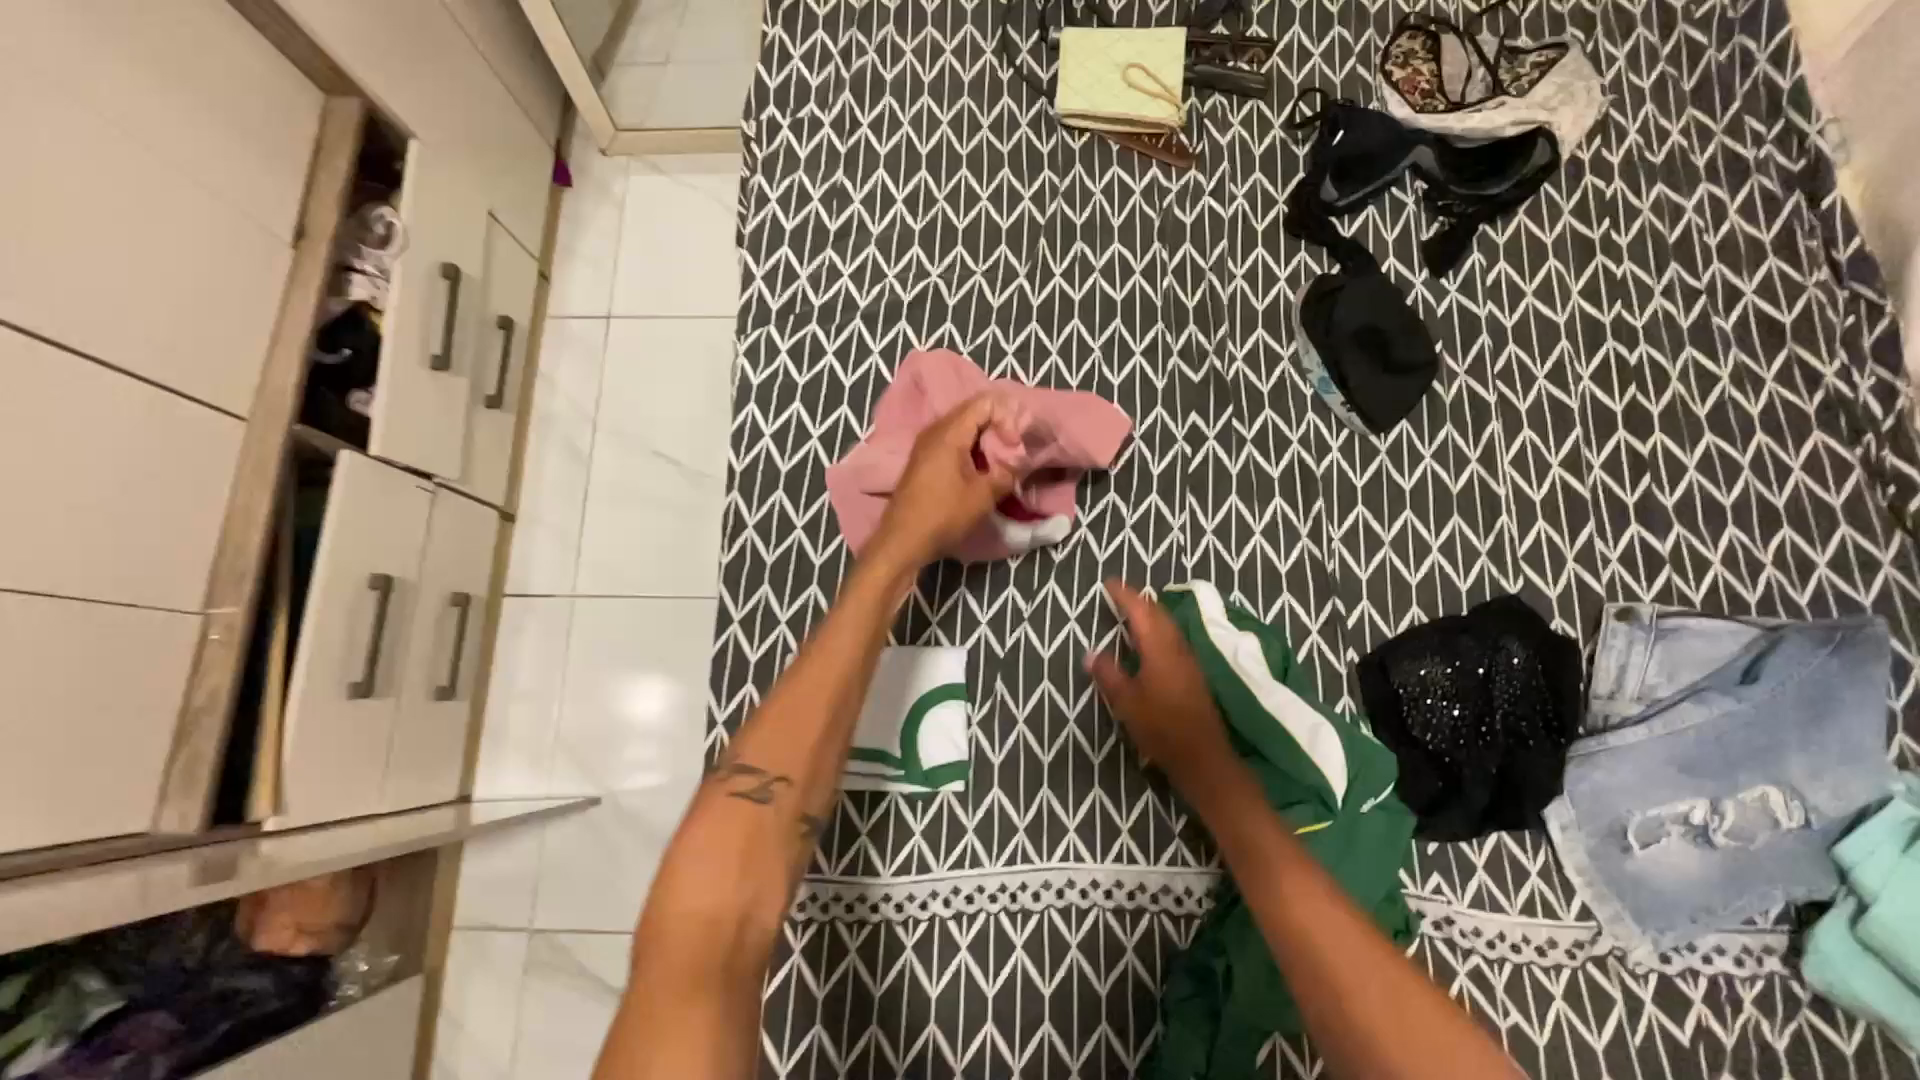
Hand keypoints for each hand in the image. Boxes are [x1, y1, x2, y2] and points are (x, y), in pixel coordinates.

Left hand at [868, 395, 1025, 566]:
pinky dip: (971, 449)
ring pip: (962, 427)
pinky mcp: (923, 460)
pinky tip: (982, 468)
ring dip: (985, 439)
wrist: (902, 541)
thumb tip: (1019, 459)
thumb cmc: (943, 515)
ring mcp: (926, 445)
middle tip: (1015, 448)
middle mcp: (934, 431)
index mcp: (949, 432)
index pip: (984, 403)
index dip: (1007, 417)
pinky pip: (952, 442)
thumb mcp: (984, 495)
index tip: (1016, 445)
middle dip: (998, 425)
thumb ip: (1007, 471)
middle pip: (973, 411)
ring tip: (1002, 459)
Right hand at [1085, 579, 1237, 788]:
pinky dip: (1158, 631)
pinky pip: (1173, 639)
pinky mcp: (1193, 674)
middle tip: (1120, 594)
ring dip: (1151, 615)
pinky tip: (1150, 642)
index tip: (1110, 583)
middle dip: (1140, 601)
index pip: (1141, 611)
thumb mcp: (1126, 702)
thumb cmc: (1160, 727)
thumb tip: (1091, 653)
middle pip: (1159, 614)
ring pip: (1168, 626)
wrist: (1202, 756)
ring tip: (1133, 612)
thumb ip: (1108, 674)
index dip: (1125, 595)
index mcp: (1159, 648)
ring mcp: (1189, 661)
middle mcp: (1177, 648)